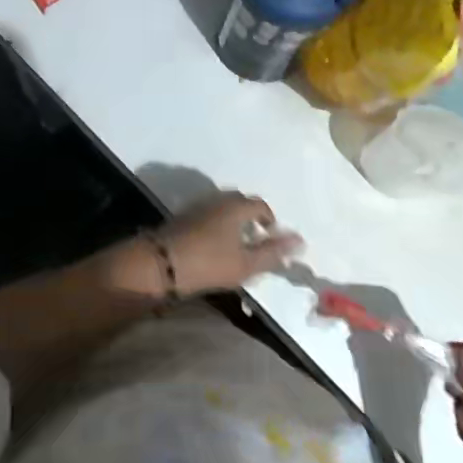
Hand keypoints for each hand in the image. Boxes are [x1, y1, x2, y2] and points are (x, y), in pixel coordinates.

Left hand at [157, 193, 302, 295]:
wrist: (162, 263)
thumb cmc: (209, 262)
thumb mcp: (246, 263)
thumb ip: (273, 252)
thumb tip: (300, 240)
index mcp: (236, 206)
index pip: (260, 204)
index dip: (269, 218)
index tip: (271, 236)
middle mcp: (218, 199)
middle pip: (240, 202)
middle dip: (250, 216)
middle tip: (255, 239)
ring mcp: (198, 206)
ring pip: (222, 208)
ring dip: (233, 221)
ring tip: (236, 244)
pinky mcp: (183, 216)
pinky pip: (209, 214)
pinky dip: (217, 224)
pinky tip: (214, 245)